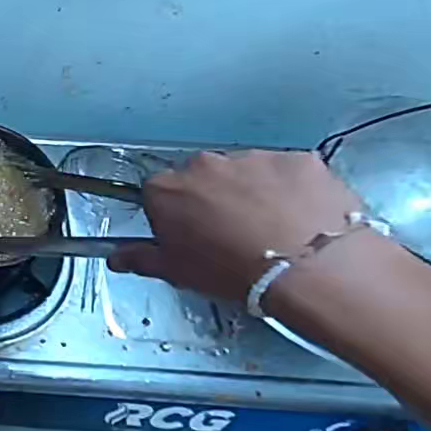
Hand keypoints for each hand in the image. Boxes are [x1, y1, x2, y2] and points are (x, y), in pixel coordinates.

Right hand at [107, 150, 369, 302]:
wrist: (312, 271)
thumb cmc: (235, 272)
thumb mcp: (178, 271)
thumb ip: (141, 257)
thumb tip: (118, 257)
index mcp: (165, 189)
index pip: (159, 192)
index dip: (174, 213)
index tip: (189, 232)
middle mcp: (203, 164)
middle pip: (201, 176)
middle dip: (212, 197)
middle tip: (231, 231)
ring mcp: (252, 158)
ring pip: (245, 171)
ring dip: (252, 191)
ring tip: (272, 227)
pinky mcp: (298, 160)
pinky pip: (288, 171)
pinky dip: (292, 188)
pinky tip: (301, 217)